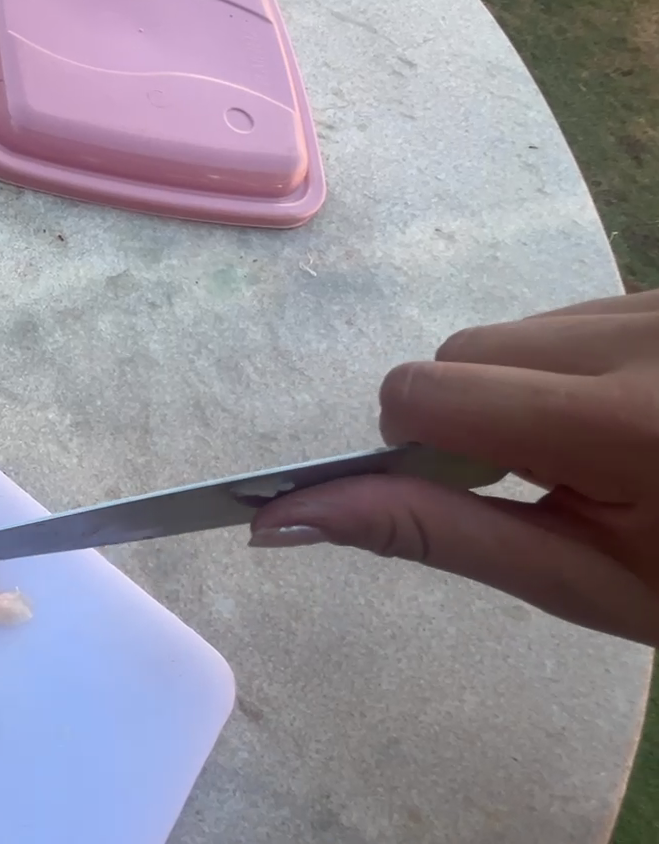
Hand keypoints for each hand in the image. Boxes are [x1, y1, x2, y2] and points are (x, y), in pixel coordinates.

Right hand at [251, 290, 658, 644]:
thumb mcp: (594, 583)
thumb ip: (429, 532)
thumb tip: (273, 518)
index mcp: (624, 422)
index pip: (422, 389)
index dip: (421, 440)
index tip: (491, 485)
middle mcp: (653, 336)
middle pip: (465, 349)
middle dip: (479, 411)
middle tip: (571, 476)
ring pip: (521, 328)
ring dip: (533, 384)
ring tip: (629, 442)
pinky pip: (587, 311)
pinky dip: (589, 360)